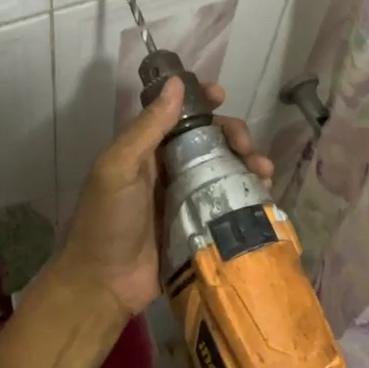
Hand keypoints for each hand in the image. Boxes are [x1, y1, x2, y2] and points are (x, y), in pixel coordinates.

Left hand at [53, 78, 274, 316]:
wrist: (104, 285)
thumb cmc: (107, 220)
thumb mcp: (120, 168)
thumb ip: (148, 127)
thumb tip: (177, 82)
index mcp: (146, 149)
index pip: (178, 114)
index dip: (201, 101)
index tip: (221, 95)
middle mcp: (169, 168)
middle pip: (210, 139)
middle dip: (233, 134)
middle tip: (246, 145)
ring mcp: (187, 197)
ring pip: (224, 168)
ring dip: (248, 162)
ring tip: (263, 171)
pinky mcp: (201, 225)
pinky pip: (229, 201)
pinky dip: (248, 192)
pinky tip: (264, 193)